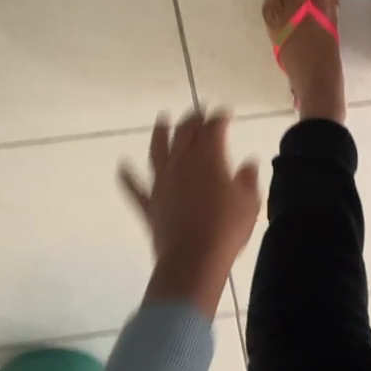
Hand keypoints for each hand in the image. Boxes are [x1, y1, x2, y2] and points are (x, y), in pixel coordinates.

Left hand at [119, 109, 260, 317]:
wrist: (193, 260)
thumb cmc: (227, 229)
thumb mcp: (249, 201)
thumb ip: (247, 178)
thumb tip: (248, 163)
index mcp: (209, 157)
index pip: (213, 127)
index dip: (219, 116)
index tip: (225, 111)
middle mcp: (182, 163)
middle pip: (185, 132)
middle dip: (193, 119)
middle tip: (199, 111)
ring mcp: (162, 183)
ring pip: (157, 151)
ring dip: (159, 133)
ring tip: (161, 120)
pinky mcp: (149, 204)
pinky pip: (134, 187)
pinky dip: (127, 176)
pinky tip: (121, 166)